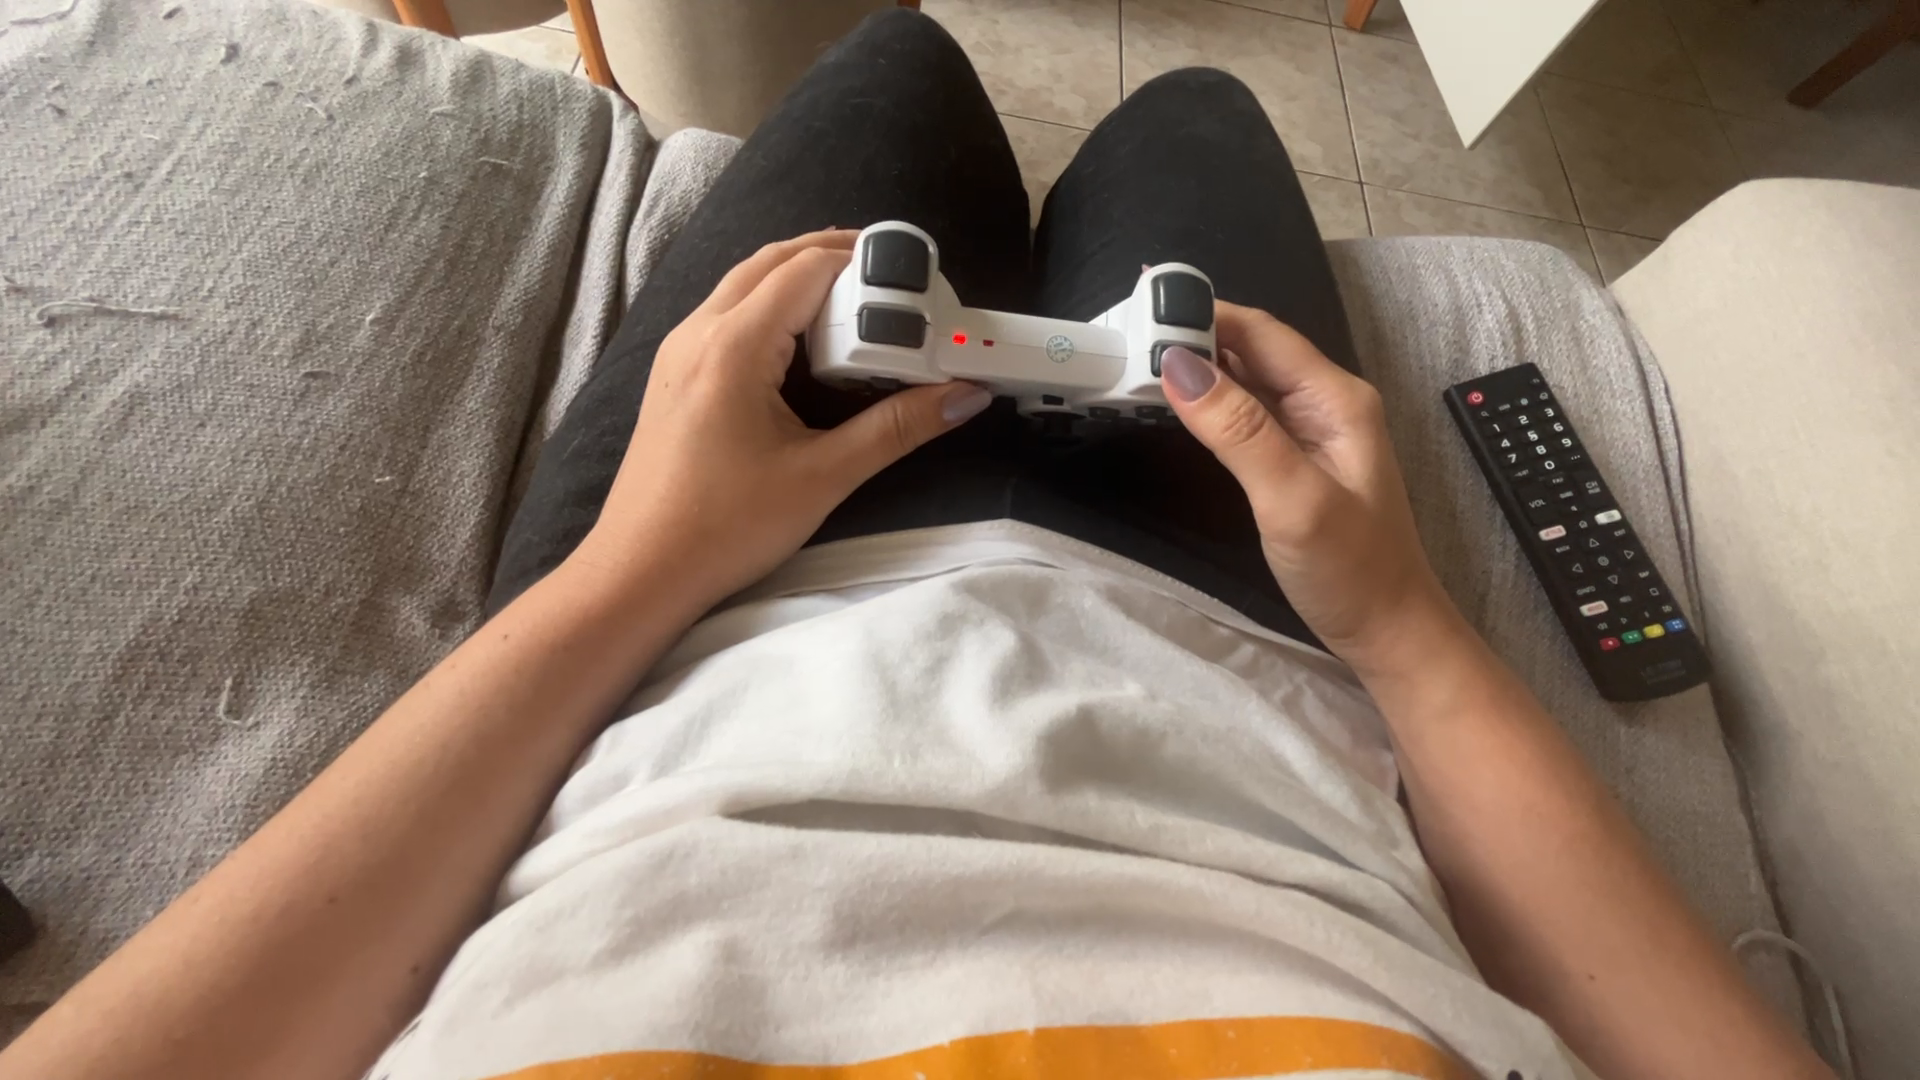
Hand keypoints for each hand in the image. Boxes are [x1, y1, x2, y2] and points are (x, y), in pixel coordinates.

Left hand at [569, 229, 991, 612]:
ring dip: (799, 280)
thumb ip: (898, 428)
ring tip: (856, 303)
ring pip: (744, 285)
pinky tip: (803, 345)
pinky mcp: (675, 377)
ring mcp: (679, 353)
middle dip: (832, 256)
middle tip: (891, 277)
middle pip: (771, 262)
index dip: (863, 260)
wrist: (642, 571)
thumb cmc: (728, 527)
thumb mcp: (823, 477)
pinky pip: (728, 316)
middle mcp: (699, 332)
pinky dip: (772, 308)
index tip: (912, 275)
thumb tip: (965, 396)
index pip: (805, 269)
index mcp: (734, 346)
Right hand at [1158, 302, 1452, 667]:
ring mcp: (1309, 432)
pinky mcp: (1292, 460)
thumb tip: (1178, 367)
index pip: (1261, 333)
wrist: (1388, 629)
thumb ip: (1238, 431)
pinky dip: (1208, 404)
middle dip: (1193, 335)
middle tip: (1127, 333)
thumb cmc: (1349, 568)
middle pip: (1252, 350)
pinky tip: (1176, 406)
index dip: (1204, 313)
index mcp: (1334, 398)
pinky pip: (1245, 416)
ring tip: (1138, 360)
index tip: (1143, 305)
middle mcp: (1323, 403)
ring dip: (1197, 368)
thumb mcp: (1292, 500)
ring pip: (1245, 382)